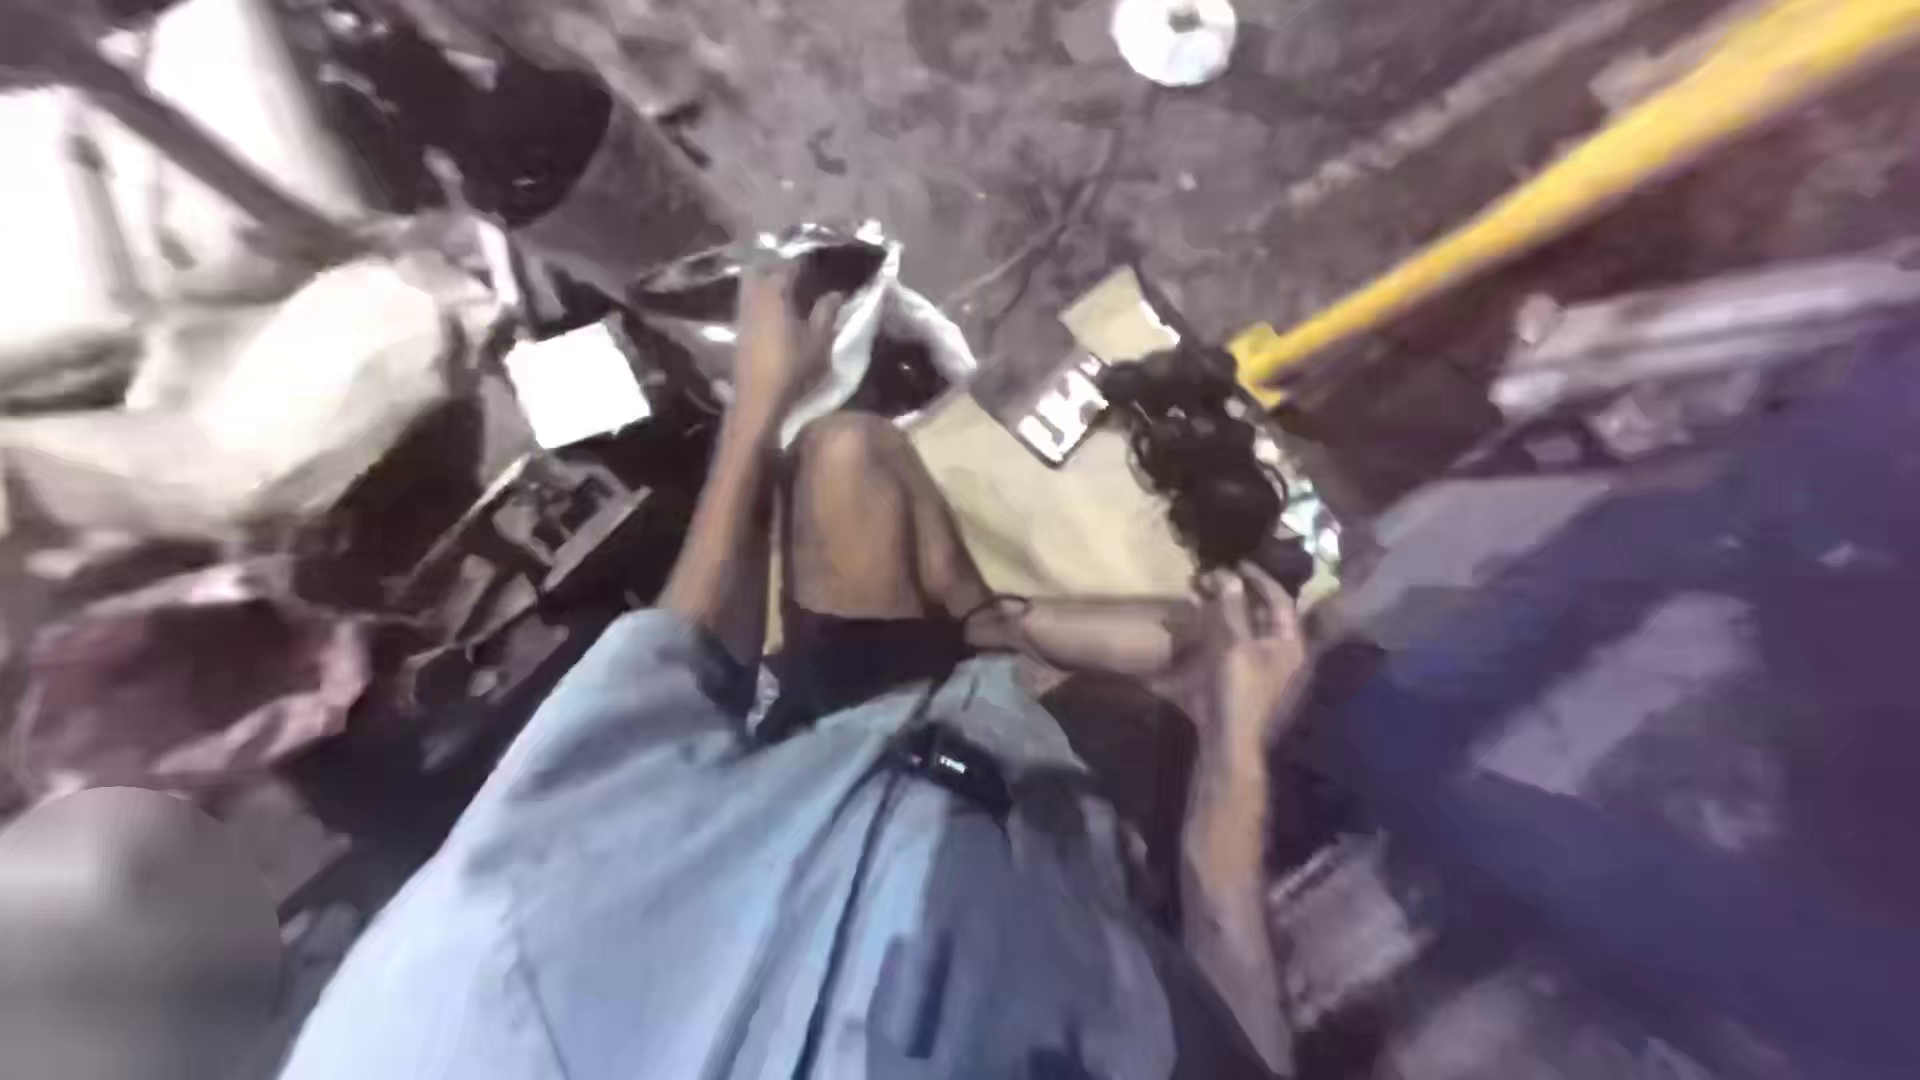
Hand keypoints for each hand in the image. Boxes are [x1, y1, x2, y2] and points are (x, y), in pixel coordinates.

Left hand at [733, 261, 843, 419]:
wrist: (759, 399)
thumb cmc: (793, 368)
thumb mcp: (819, 341)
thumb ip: (827, 313)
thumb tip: (836, 293)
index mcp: (776, 295)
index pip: (789, 267)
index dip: (802, 262)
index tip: (815, 259)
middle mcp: (754, 298)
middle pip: (761, 270)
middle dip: (776, 266)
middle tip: (794, 271)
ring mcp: (742, 315)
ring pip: (750, 286)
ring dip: (765, 283)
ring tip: (784, 289)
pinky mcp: (738, 333)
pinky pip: (747, 304)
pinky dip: (759, 301)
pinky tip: (771, 312)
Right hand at [1175, 565, 1308, 748]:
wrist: (1227, 735)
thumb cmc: (1240, 690)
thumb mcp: (1236, 646)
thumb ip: (1233, 610)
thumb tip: (1229, 577)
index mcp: (1288, 643)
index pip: (1279, 600)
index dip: (1260, 579)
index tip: (1238, 563)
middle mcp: (1277, 649)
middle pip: (1258, 610)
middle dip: (1234, 591)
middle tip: (1209, 577)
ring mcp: (1257, 660)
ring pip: (1241, 623)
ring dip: (1221, 605)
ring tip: (1198, 590)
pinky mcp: (1237, 670)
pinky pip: (1228, 638)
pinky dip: (1214, 624)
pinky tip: (1196, 615)